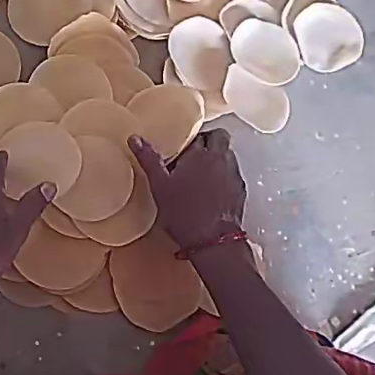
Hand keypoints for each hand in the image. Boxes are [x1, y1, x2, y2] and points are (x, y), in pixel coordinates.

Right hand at [129, 130, 246, 252]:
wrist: (212, 240)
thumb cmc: (183, 211)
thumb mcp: (159, 186)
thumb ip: (149, 160)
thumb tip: (134, 138)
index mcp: (199, 153)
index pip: (195, 134)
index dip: (187, 140)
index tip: (179, 150)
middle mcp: (220, 158)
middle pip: (219, 136)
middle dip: (208, 140)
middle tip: (193, 155)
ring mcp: (233, 173)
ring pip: (227, 154)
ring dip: (217, 157)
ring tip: (202, 172)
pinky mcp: (240, 189)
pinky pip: (232, 173)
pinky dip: (224, 175)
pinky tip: (213, 189)